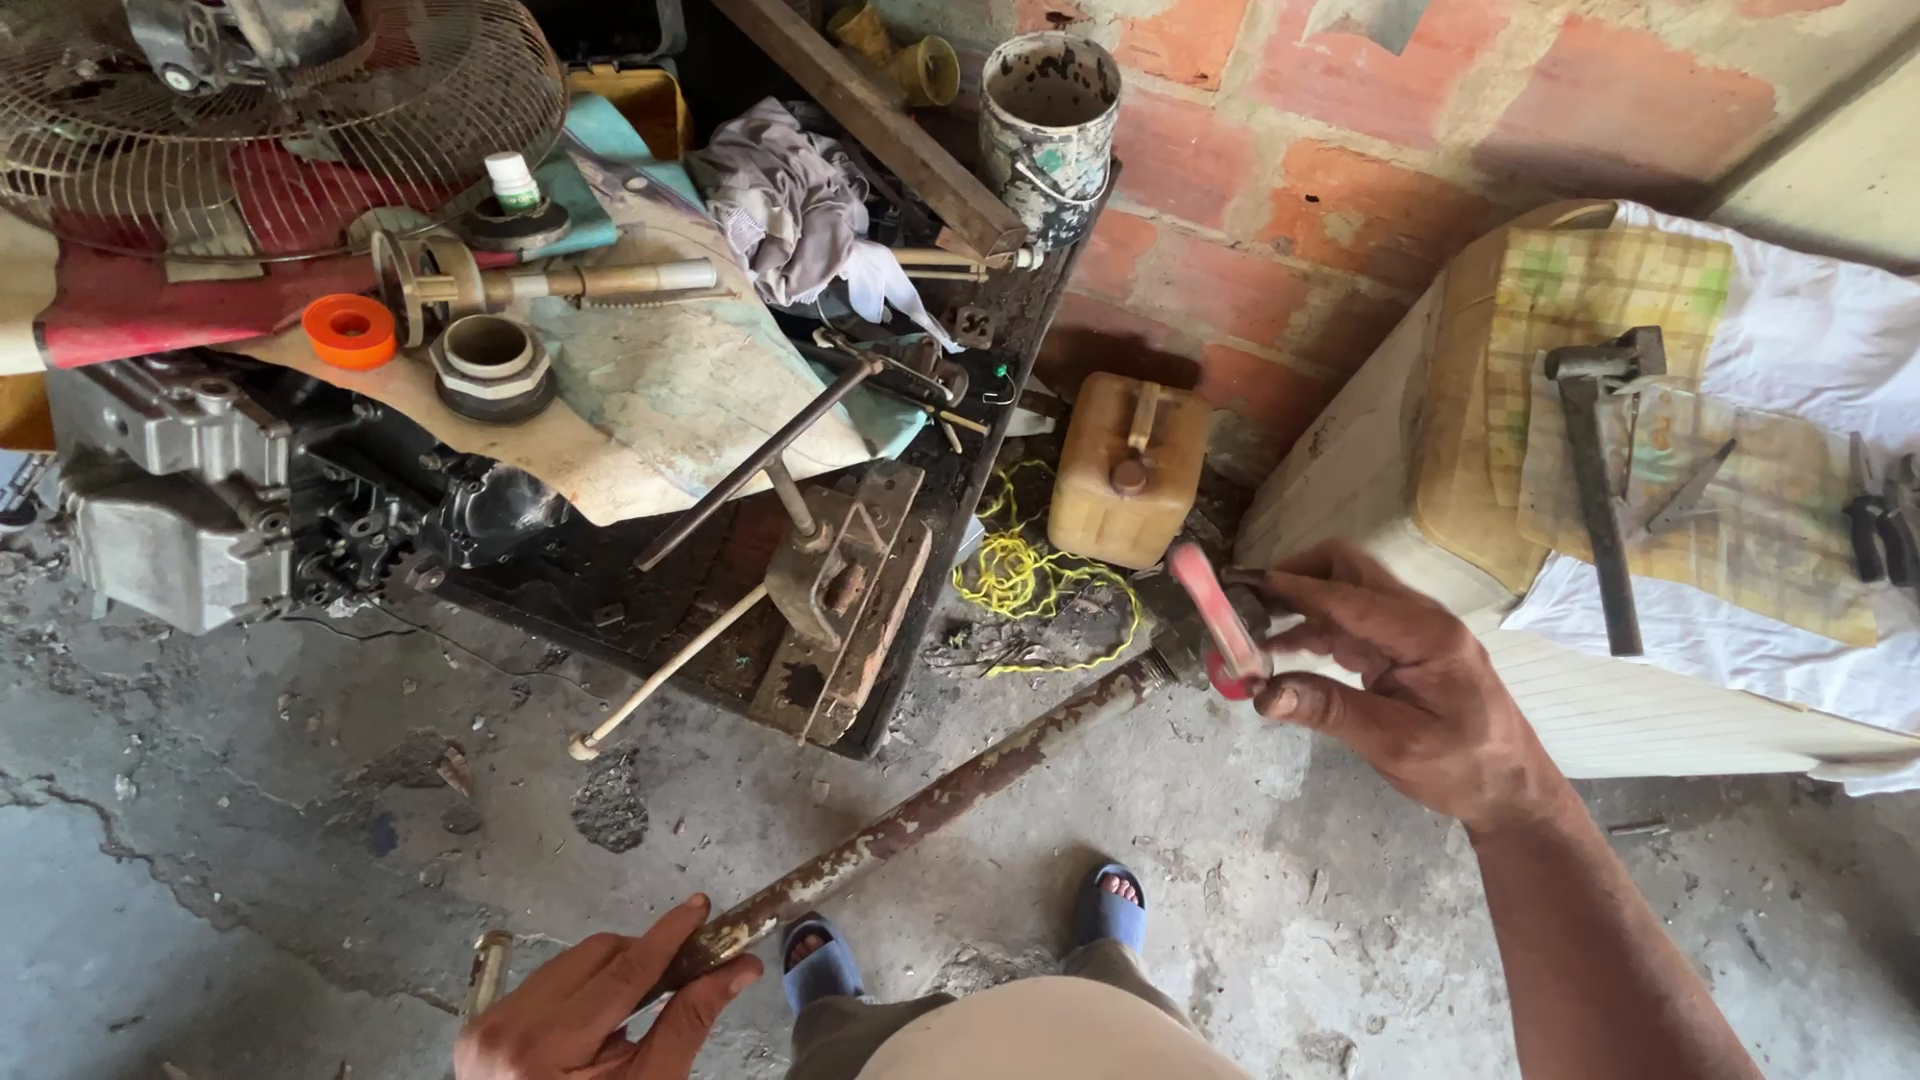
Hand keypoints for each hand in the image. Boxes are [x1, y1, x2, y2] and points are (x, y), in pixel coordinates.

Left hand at [455, 894, 762, 1079]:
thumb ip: (690, 1020)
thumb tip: (742, 966)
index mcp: (545, 1049)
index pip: (623, 971)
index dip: (668, 935)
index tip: (700, 906)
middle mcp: (506, 1027)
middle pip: (596, 954)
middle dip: (640, 957)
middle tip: (673, 977)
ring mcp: (484, 1027)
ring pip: (570, 961)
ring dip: (610, 972)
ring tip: (626, 1016)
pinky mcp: (477, 1029)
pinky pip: (544, 982)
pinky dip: (579, 990)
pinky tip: (590, 1027)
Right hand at [1227, 540, 1577, 833]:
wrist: (1512, 792)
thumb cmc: (1462, 768)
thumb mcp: (1393, 744)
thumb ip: (1327, 710)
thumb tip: (1263, 693)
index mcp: (1424, 634)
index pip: (1346, 595)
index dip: (1293, 588)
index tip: (1244, 585)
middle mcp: (1417, 618)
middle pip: (1347, 568)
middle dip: (1295, 574)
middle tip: (1249, 599)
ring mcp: (1407, 630)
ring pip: (1342, 589)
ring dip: (1297, 601)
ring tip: (1251, 625)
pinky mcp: (1397, 647)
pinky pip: (1346, 620)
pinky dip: (1309, 626)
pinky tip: (1279, 648)